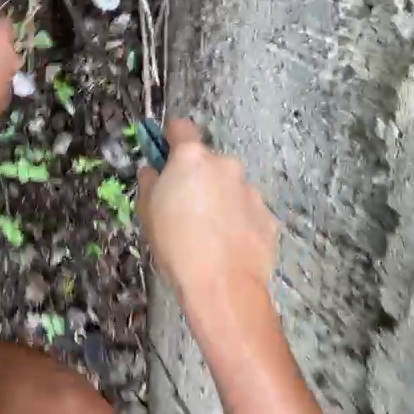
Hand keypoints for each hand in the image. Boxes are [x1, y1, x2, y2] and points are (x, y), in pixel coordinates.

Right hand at [137, 119, 278, 298]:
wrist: (222, 287)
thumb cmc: (175, 244)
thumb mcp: (145, 209)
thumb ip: (150, 180)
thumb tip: (155, 171)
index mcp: (191, 157)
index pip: (180, 127)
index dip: (170, 138)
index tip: (164, 156)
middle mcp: (225, 165)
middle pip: (207, 161)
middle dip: (197, 176)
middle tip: (185, 206)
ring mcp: (250, 191)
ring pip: (229, 186)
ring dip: (219, 199)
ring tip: (209, 233)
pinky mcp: (268, 218)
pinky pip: (247, 211)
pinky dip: (238, 221)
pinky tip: (228, 246)